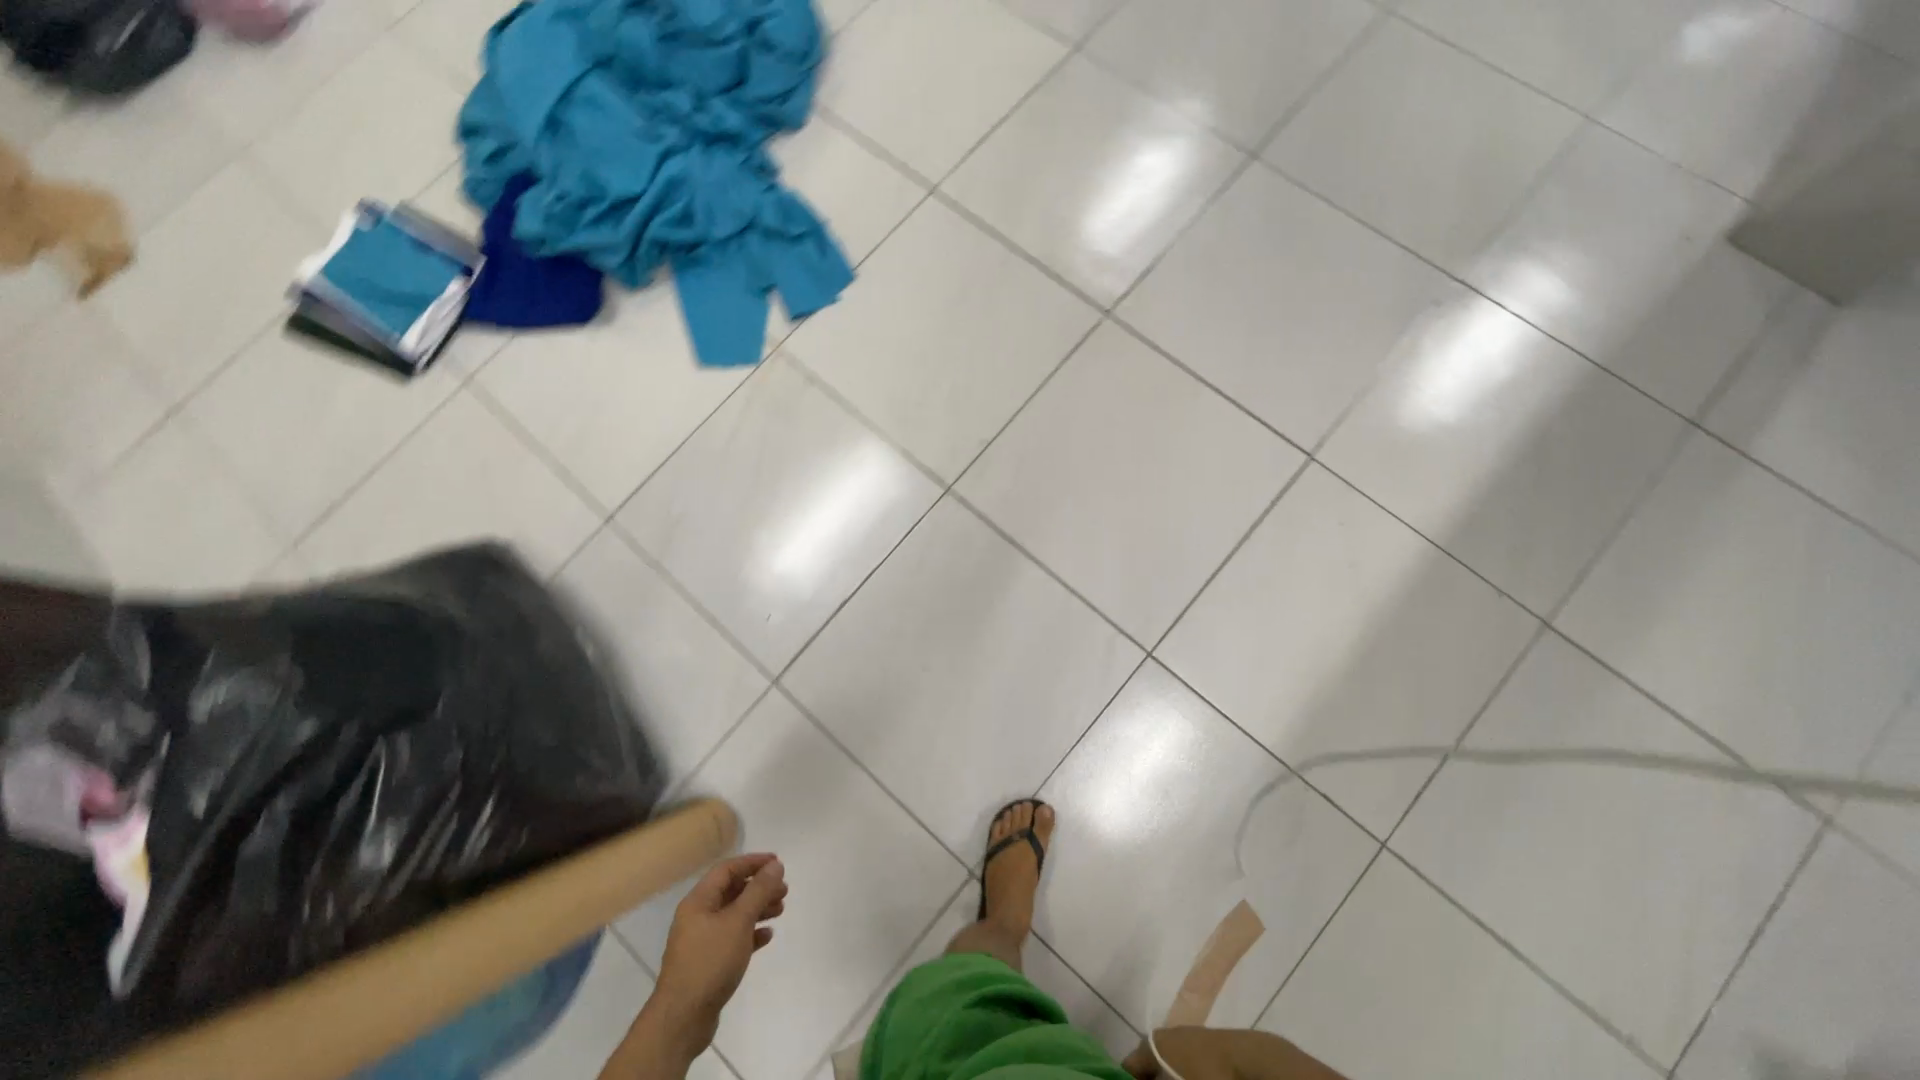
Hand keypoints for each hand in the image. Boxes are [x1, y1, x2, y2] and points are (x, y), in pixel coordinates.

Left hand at [647, 854, 787, 1056]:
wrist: (683, 1016)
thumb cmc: (710, 962)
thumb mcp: (738, 921)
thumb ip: (758, 891)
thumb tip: (775, 866)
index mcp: (698, 902)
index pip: (726, 870)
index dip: (752, 862)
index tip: (778, 863)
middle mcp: (697, 917)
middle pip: (731, 892)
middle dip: (758, 887)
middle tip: (784, 890)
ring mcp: (701, 941)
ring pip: (733, 915)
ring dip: (757, 909)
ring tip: (780, 910)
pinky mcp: (708, 963)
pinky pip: (732, 939)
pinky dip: (750, 933)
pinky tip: (767, 936)